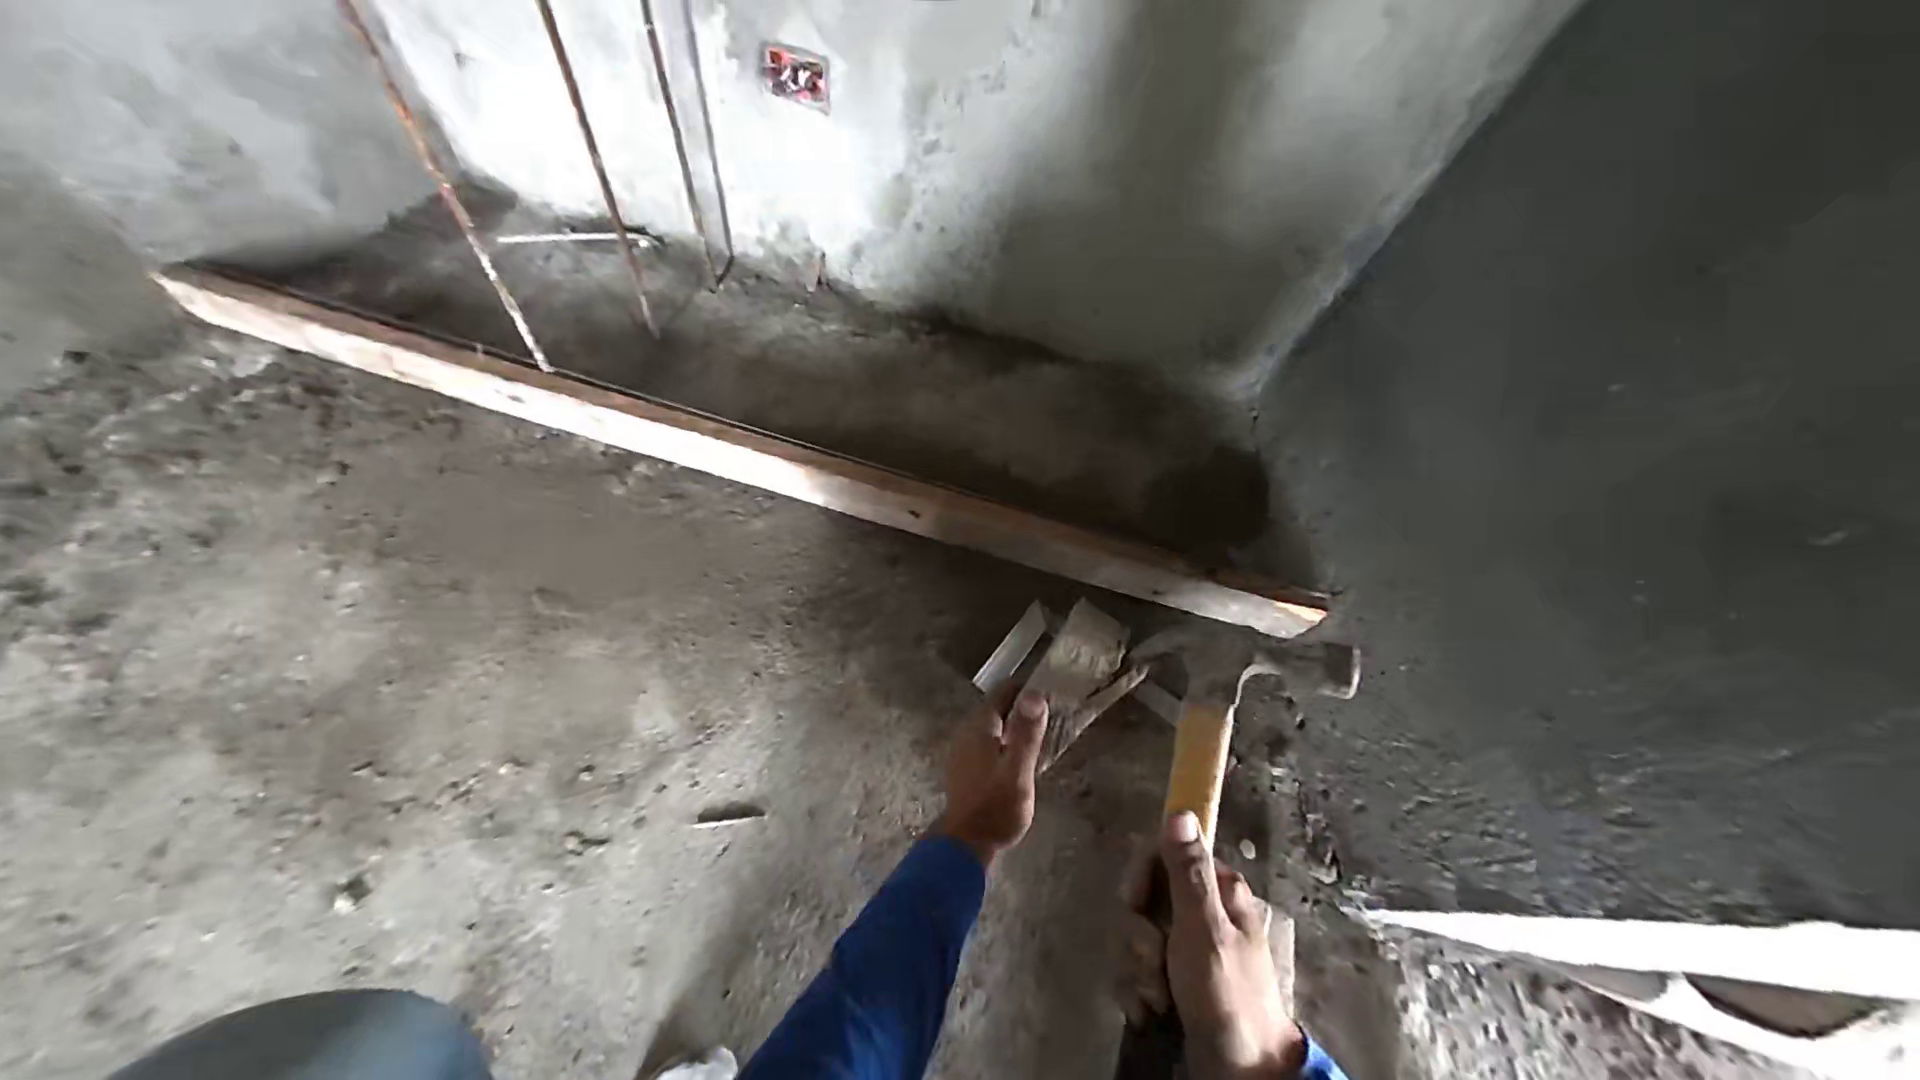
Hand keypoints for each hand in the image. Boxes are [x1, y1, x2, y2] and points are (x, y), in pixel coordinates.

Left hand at [933, 684, 1047, 866]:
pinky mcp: (964, 767)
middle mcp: (967, 730)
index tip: (1054, 696)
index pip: (1004, 690)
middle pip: (998, 707)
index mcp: (980, 725)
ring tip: (1042, 738)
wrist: (964, 845)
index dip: (1029, 690)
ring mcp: (963, 749)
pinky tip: (1020, 759)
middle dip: (1024, 708)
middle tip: (1054, 718)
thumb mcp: (1018, 770)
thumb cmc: (995, 807)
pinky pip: (989, 743)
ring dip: (1015, 727)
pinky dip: (1006, 743)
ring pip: (994, 725)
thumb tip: (1035, 693)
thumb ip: (1026, 732)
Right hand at [1116, 813, 1306, 1079]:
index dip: (1141, 876)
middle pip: (1141, 896)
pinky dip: (1135, 990)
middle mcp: (1199, 911)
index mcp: (1216, 890)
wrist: (1239, 1075)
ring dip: (1135, 969)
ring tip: (1156, 999)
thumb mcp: (1205, 930)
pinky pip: (1133, 967)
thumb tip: (1180, 810)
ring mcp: (1184, 946)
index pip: (1161, 853)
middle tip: (1154, 963)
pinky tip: (1148, 1012)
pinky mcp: (1170, 978)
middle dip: (1137, 936)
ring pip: (1133, 934)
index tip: (1135, 903)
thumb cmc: (1226, 997)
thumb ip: (1188, 872)